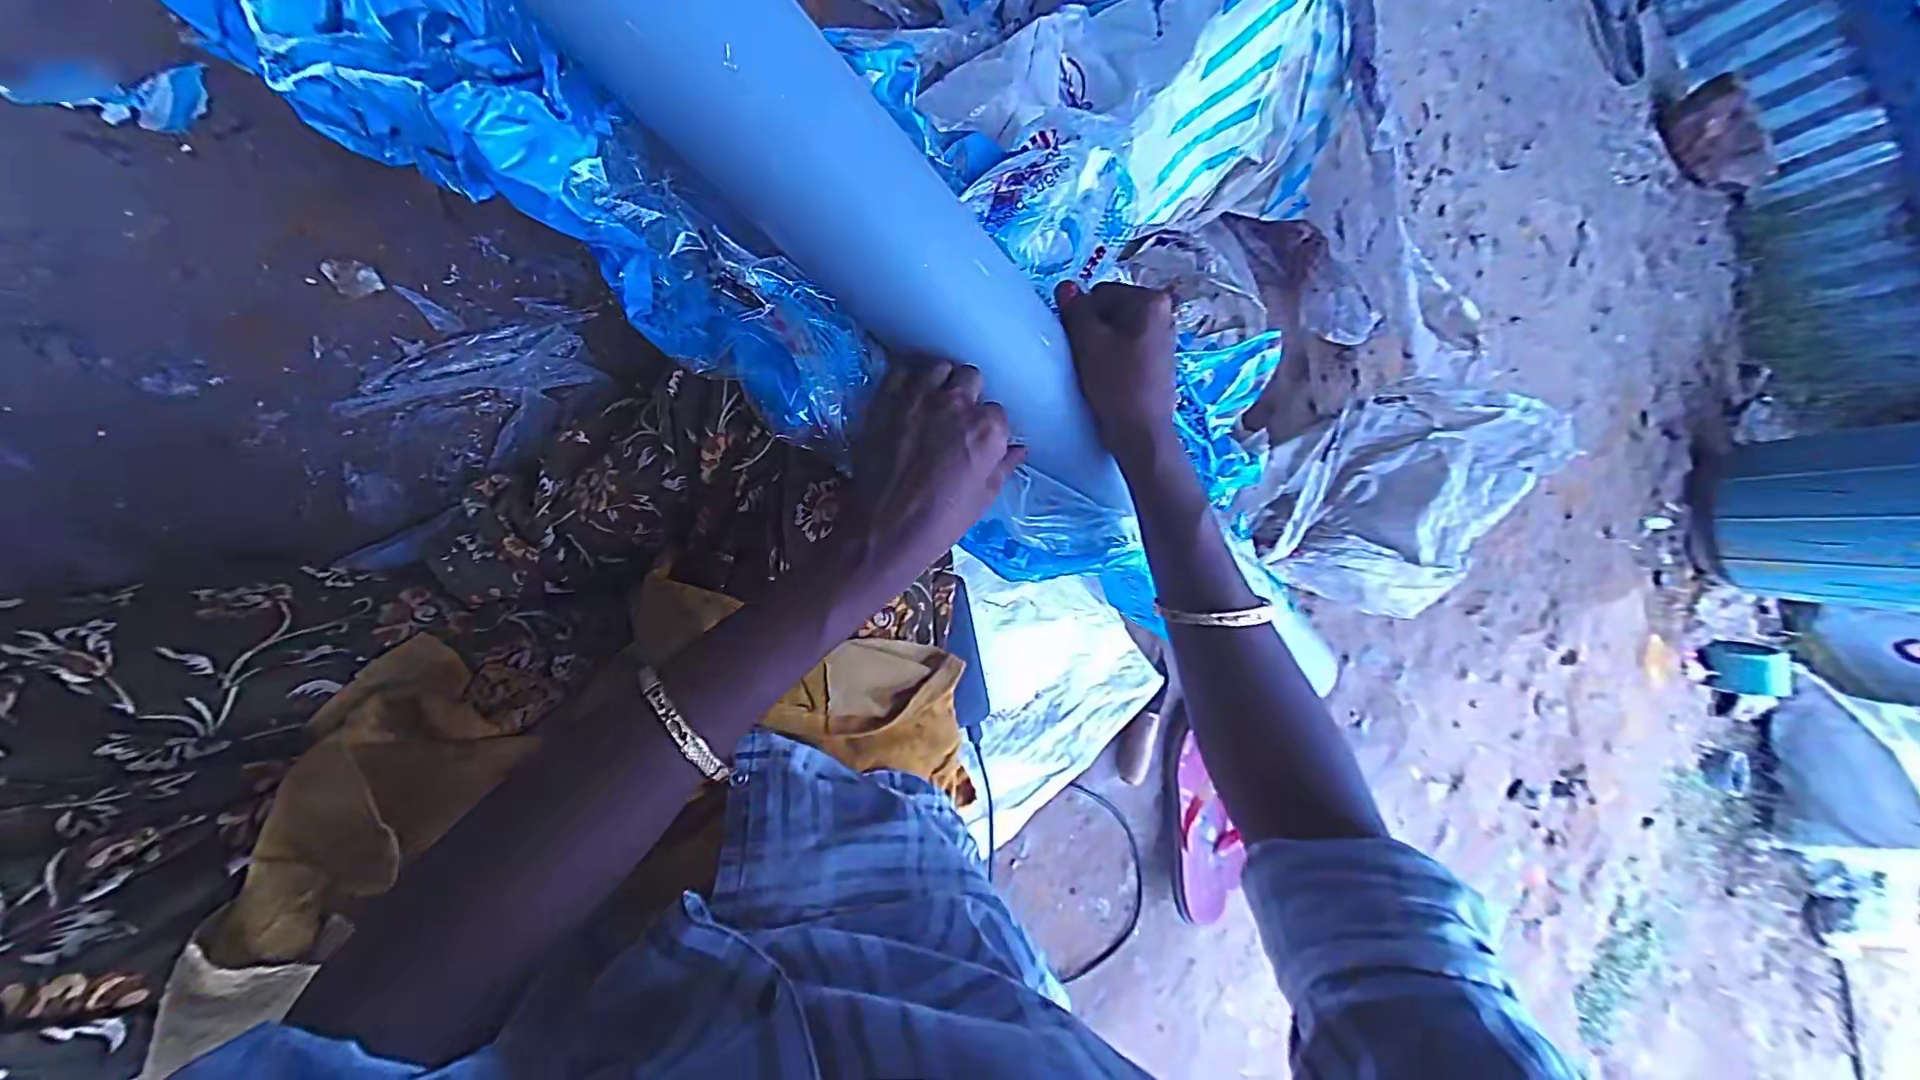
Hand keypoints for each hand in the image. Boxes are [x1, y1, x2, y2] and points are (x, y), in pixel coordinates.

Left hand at [845, 358, 1026, 574]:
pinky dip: (908, 382)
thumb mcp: (983, 496)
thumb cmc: (941, 519)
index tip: (976, 439)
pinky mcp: (888, 397)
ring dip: (940, 382)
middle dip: (967, 394)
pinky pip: (903, 372)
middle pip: (971, 378)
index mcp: (988, 428)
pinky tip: (907, 401)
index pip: (997, 411)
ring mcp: (920, 396)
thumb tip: (1018, 449)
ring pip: (939, 368)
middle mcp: (958, 403)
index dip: (986, 425)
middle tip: (956, 417)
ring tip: (933, 403)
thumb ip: (1003, 465)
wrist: (886, 527)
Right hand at [1055, 280, 1178, 462]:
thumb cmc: (1116, 385)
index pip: (1100, 293)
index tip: (1079, 342)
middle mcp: (1164, 314)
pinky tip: (1109, 379)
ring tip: (1098, 370)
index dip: (1082, 316)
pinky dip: (1114, 359)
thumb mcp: (1089, 344)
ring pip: (1118, 331)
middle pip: (1111, 310)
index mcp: (1151, 302)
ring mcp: (1163, 338)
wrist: (1141, 432)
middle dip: (1094, 329)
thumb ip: (1076, 311)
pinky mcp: (1158, 361)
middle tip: (1087, 357)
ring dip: (1102, 346)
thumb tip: (1066, 286)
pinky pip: (1127, 349)